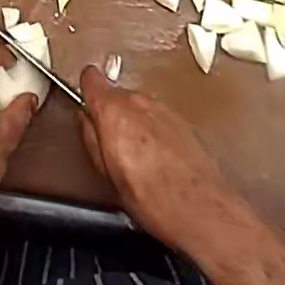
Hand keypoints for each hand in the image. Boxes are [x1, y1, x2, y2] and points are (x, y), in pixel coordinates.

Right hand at [78, 65, 250, 254]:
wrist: (199, 206)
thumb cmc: (152, 197)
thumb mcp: (105, 173)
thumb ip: (90, 137)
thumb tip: (85, 121)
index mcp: (112, 110)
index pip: (91, 78)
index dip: (87, 88)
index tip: (86, 102)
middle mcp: (137, 100)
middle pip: (116, 95)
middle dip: (112, 115)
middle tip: (112, 147)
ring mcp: (162, 107)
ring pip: (138, 106)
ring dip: (135, 123)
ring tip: (140, 159)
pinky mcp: (181, 118)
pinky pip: (158, 117)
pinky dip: (155, 130)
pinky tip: (159, 159)